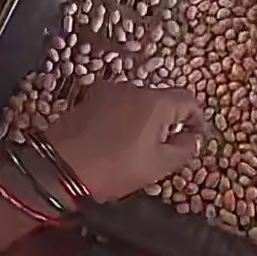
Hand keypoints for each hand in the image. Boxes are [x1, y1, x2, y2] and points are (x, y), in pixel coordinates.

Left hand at [43, 82, 206, 201]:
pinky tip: (115, 142)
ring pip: (138, 102)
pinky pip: (118, 105)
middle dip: (169, 121)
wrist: (59, 166)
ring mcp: (109, 91)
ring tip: (138, 149)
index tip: (194, 139)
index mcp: (156, 101)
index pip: (188, 100)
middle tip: (165, 150)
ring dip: (145, 120)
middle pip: (162, 99)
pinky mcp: (90, 99)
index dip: (196, 119)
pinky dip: (124, 119)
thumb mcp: (158, 166)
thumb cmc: (115, 168)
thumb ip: (184, 148)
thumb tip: (193, 137)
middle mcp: (133, 88)